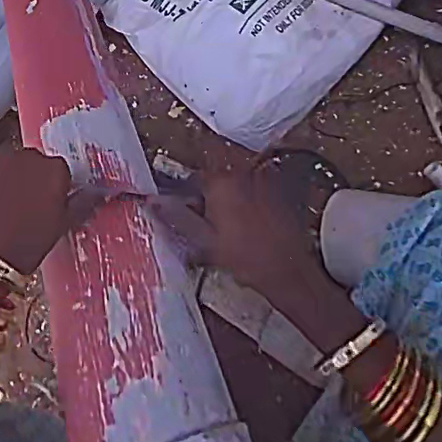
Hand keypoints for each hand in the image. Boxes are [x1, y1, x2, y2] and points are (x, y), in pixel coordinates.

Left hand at [0, 143, 74, 274]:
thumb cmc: (25, 246)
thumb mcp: (60, 227)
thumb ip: (81, 203)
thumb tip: (96, 193)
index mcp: (57, 170)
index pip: (58, 169)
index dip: (50, 187)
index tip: (43, 203)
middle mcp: (32, 156)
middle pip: (33, 162)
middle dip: (29, 178)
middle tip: (21, 206)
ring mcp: (2, 157)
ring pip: (8, 163)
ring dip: (7, 176)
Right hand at [152, 169, 325, 303]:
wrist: (288, 268)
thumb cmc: (244, 256)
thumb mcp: (204, 240)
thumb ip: (177, 216)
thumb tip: (153, 201)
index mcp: (219, 181)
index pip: (190, 181)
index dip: (187, 202)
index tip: (190, 222)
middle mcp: (239, 173)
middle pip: (212, 183)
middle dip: (207, 204)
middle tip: (210, 233)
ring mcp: (259, 179)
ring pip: (231, 189)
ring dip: (226, 206)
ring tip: (231, 235)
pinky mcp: (275, 189)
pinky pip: (250, 193)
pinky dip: (245, 207)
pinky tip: (249, 231)